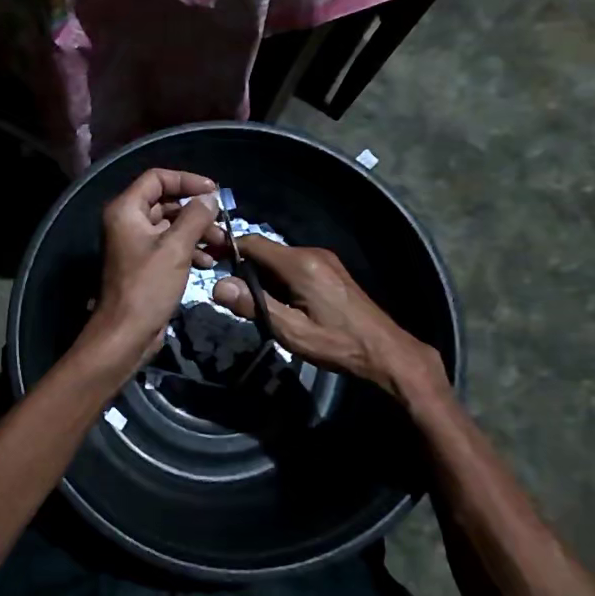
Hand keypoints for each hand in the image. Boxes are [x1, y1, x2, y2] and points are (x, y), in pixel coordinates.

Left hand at [88, 168, 224, 362]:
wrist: (126, 332)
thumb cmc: (148, 286)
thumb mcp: (176, 248)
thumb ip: (195, 217)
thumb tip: (210, 197)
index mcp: (126, 210)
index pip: (157, 178)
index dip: (187, 180)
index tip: (214, 192)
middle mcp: (127, 222)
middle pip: (166, 202)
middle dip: (196, 212)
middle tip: (223, 224)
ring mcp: (135, 244)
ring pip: (170, 226)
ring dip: (197, 232)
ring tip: (222, 246)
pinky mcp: (144, 264)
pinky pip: (169, 246)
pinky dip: (189, 250)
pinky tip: (209, 262)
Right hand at [212, 239, 445, 394]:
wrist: (386, 352)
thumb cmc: (337, 344)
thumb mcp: (290, 330)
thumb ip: (254, 305)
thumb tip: (218, 285)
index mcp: (300, 264)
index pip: (253, 243)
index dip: (228, 247)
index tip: (208, 258)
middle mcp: (312, 254)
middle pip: (265, 251)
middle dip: (244, 268)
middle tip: (227, 292)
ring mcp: (324, 262)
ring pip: (279, 261)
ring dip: (261, 277)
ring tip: (249, 303)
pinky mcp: (330, 272)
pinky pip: (294, 268)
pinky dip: (278, 281)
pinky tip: (277, 304)